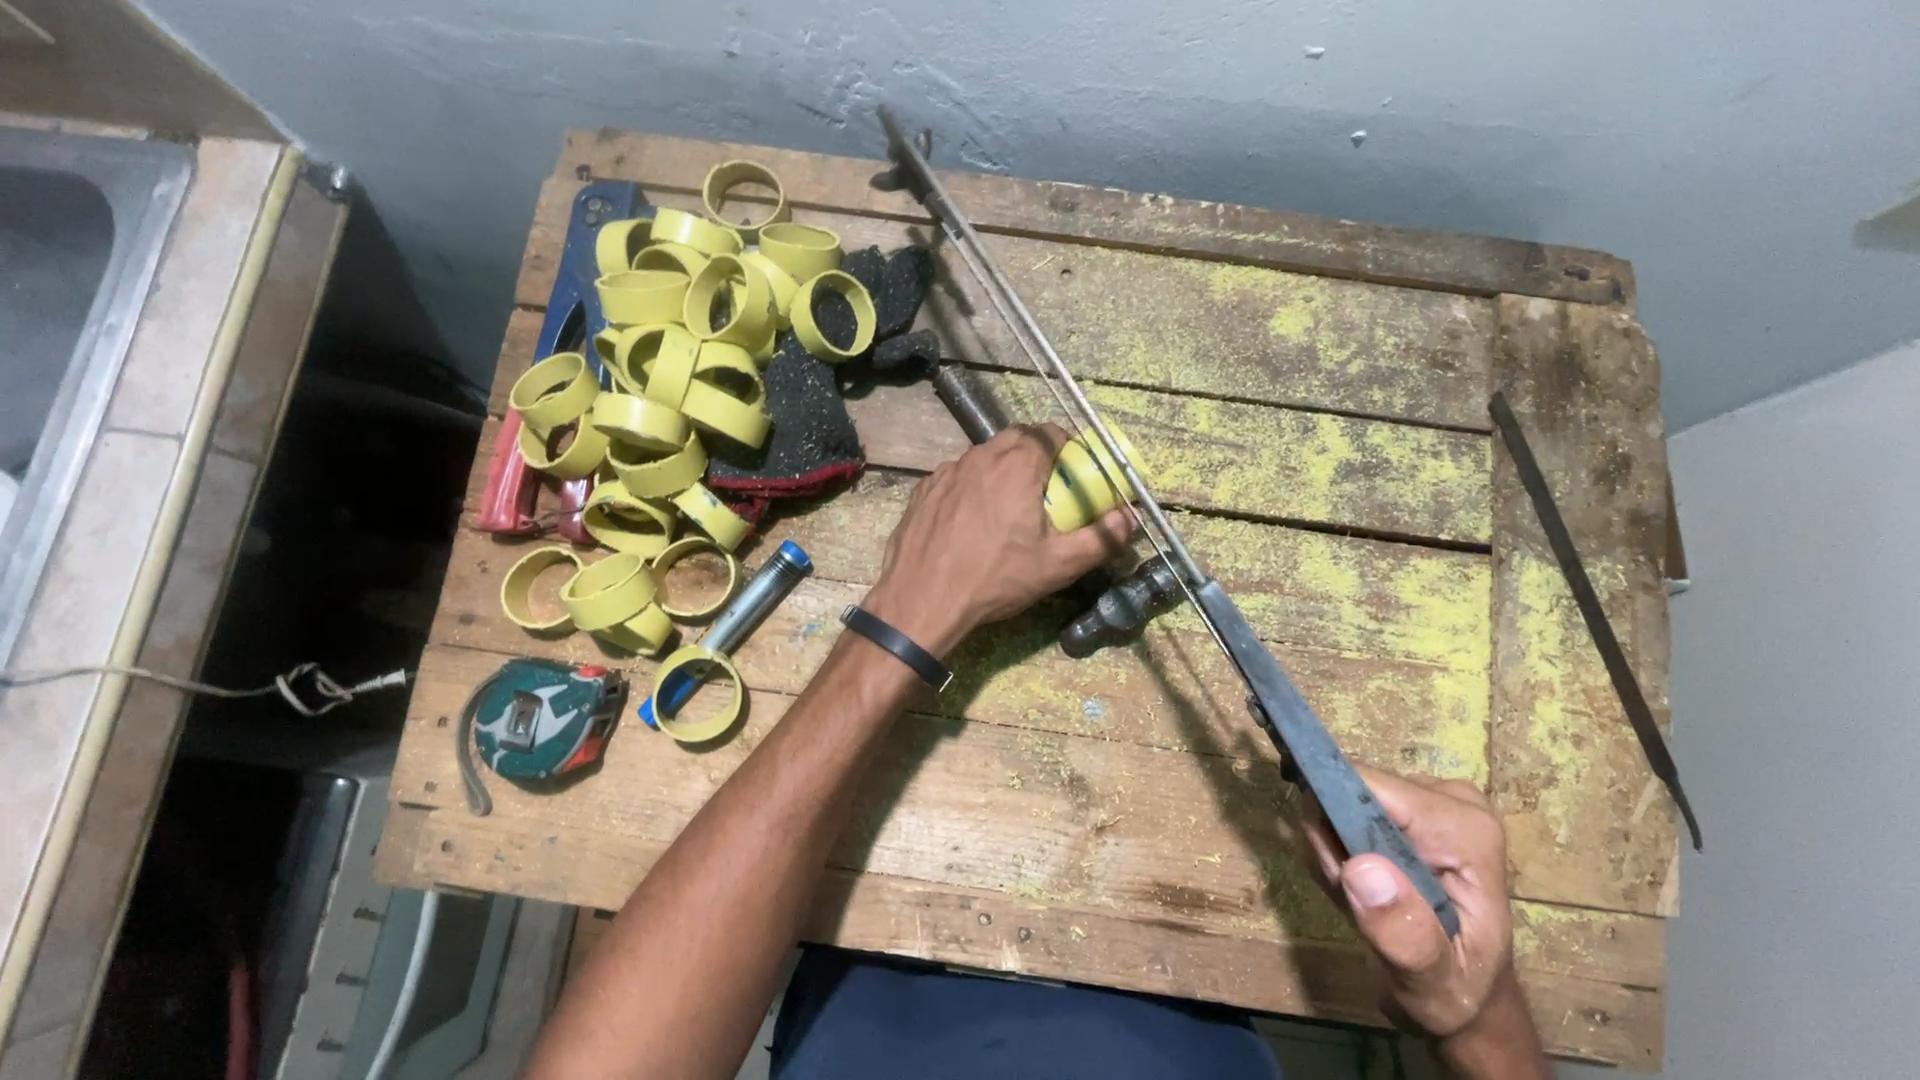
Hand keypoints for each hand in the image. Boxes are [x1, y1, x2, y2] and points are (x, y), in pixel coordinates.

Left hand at [862, 424, 1131, 656]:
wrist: (921, 600)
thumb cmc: (994, 579)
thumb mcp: (1058, 565)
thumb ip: (1101, 539)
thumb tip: (1130, 519)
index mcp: (1017, 464)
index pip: (1050, 433)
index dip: (1067, 447)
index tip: (1074, 471)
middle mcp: (979, 456)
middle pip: (1016, 440)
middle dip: (1036, 457)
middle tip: (1047, 491)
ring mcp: (946, 471)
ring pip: (983, 458)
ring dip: (1002, 472)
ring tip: (1009, 508)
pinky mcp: (923, 490)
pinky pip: (956, 478)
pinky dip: (971, 489)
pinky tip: (971, 523)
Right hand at [1297, 766, 1545, 1073]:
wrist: (1471, 996)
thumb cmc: (1457, 991)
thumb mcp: (1432, 982)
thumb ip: (1402, 932)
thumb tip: (1361, 867)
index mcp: (1466, 829)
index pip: (1363, 786)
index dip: (1331, 828)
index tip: (1338, 880)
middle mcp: (1452, 798)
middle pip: (1347, 788)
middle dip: (1333, 845)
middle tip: (1351, 900)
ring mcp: (1432, 796)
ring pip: (1339, 796)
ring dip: (1333, 850)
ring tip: (1359, 899)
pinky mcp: (1411, 801)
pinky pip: (1344, 804)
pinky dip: (1339, 847)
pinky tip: (1361, 884)